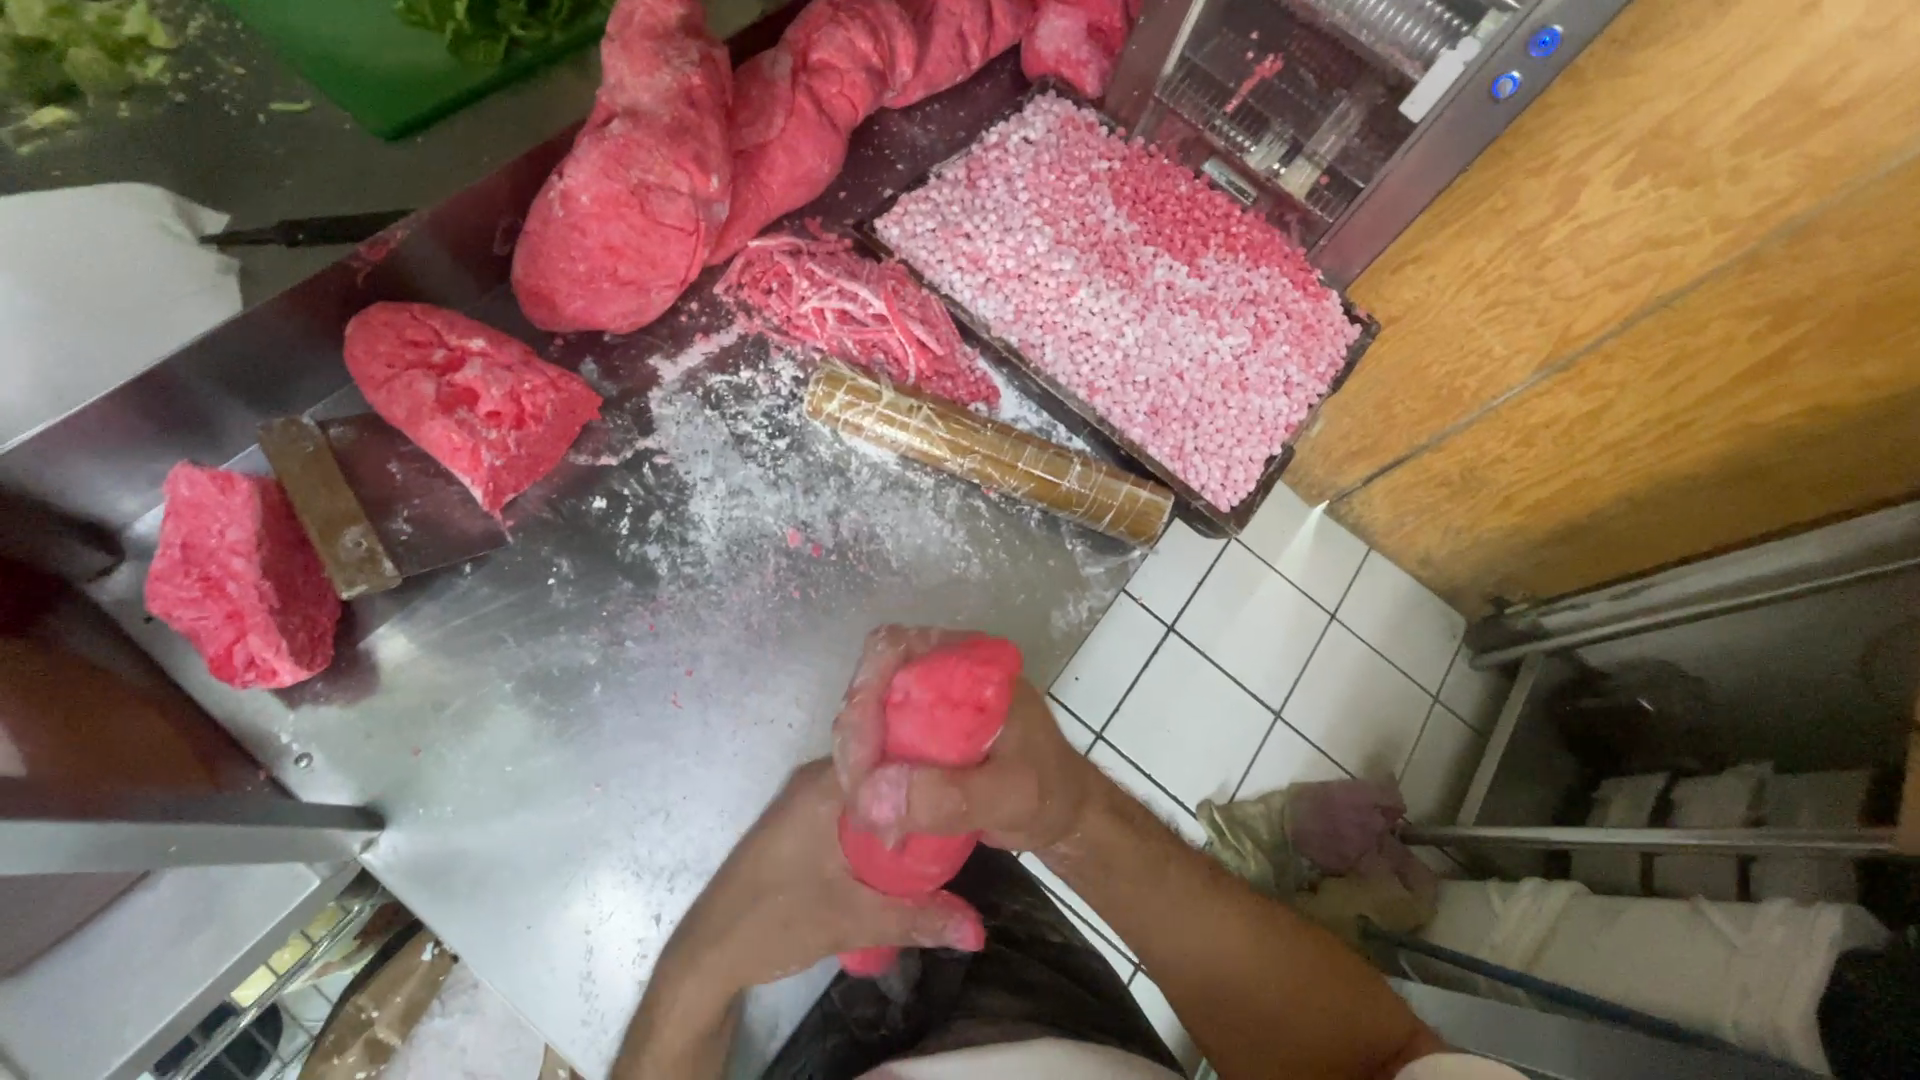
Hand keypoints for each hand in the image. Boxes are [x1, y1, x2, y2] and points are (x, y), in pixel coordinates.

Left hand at [653, 760, 985, 1001]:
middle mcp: (814, 780)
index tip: (973, 771)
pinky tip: (911, 843)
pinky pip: (854, 808)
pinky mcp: (802, 823)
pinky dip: (882, 821)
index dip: (933, 755)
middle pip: (881, 768)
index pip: (889, 747)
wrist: (707, 956)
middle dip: (923, 785)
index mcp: (824, 785)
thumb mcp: (852, 921)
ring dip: (902, 806)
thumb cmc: (773, 922)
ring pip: (869, 791)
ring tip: (951, 822)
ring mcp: (805, 801)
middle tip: (970, 802)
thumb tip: (978, 929)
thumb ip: (918, 918)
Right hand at [836, 624, 1107, 853]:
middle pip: (871, 681)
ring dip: (855, 758)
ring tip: (866, 809)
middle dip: (855, 735)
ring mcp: (926, 702)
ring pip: (865, 713)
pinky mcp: (917, 732)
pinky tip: (871, 808)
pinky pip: (873, 742)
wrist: (1062, 813)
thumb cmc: (1048, 793)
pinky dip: (865, 772)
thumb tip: (872, 795)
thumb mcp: (1011, 796)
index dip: (866, 690)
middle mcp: (941, 671)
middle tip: (859, 794)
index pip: (896, 649)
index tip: (863, 753)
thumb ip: (950, 796)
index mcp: (969, 663)